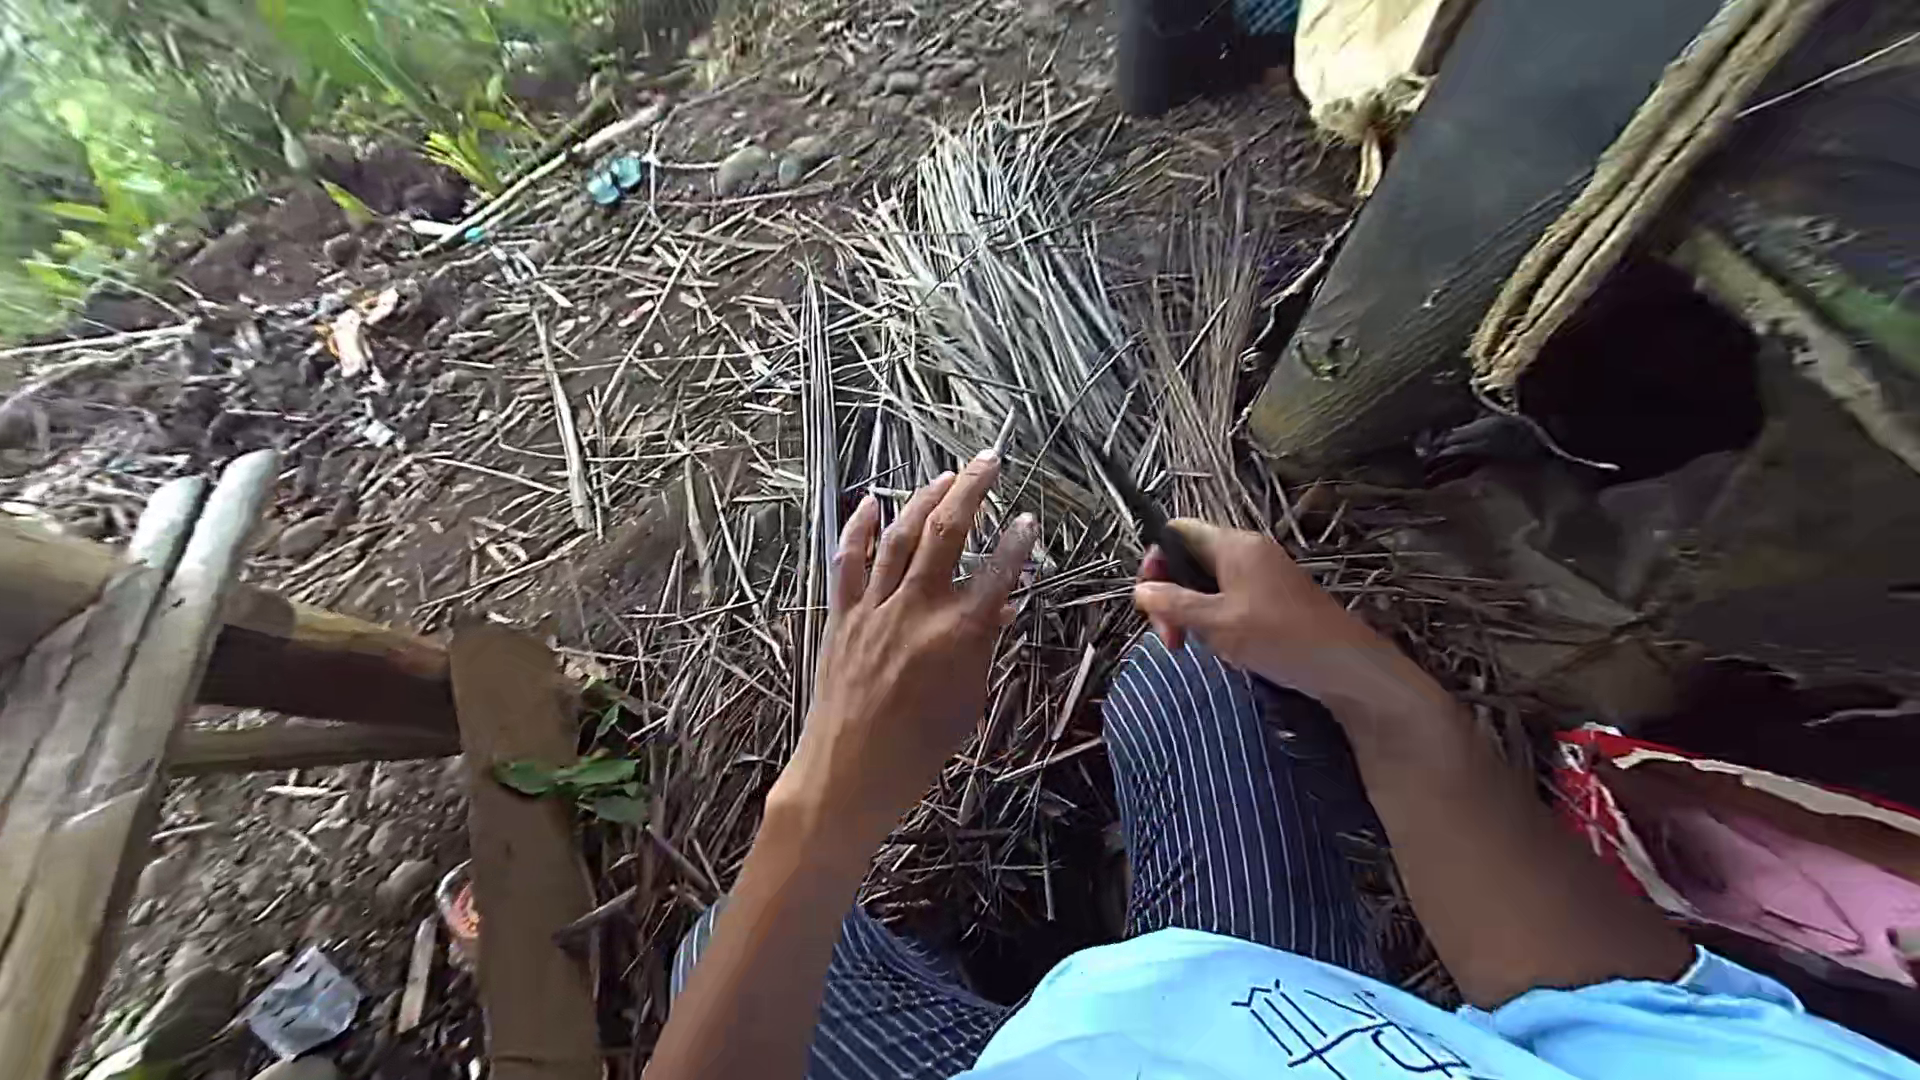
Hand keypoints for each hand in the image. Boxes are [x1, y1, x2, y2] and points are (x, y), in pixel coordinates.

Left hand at [768, 452, 1036, 849]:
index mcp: (957, 636)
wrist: (848, 774)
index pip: (999, 573)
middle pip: (948, 534)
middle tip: (988, 462)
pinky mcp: (843, 616)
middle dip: (971, 490)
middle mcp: (916, 610)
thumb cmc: (918, 751)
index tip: (1029, 521)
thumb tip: (1001, 606)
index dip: (1019, 542)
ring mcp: (874, 608)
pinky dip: (857, 528)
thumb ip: (984, 646)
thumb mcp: (969, 700)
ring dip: (923, 500)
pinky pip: (848, 562)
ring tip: (944, 477)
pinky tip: (870, 502)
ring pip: (900, 537)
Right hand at [1133, 520, 1452, 724]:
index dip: (1154, 559)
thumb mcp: (1217, 622)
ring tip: (1193, 645)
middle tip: (1170, 637)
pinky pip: (1225, 599)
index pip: (1176, 531)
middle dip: (1170, 596)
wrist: (1349, 670)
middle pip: (1187, 560)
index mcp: (1234, 545)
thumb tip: (1139, 590)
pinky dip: (1212, 620)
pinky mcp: (1269, 599)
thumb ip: (1173, 603)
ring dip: (1189, 613)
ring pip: (1204, 584)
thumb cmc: (1282, 638)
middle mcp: (1246, 552)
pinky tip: (1220, 646)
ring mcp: (1260, 575)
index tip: (1150, 598)